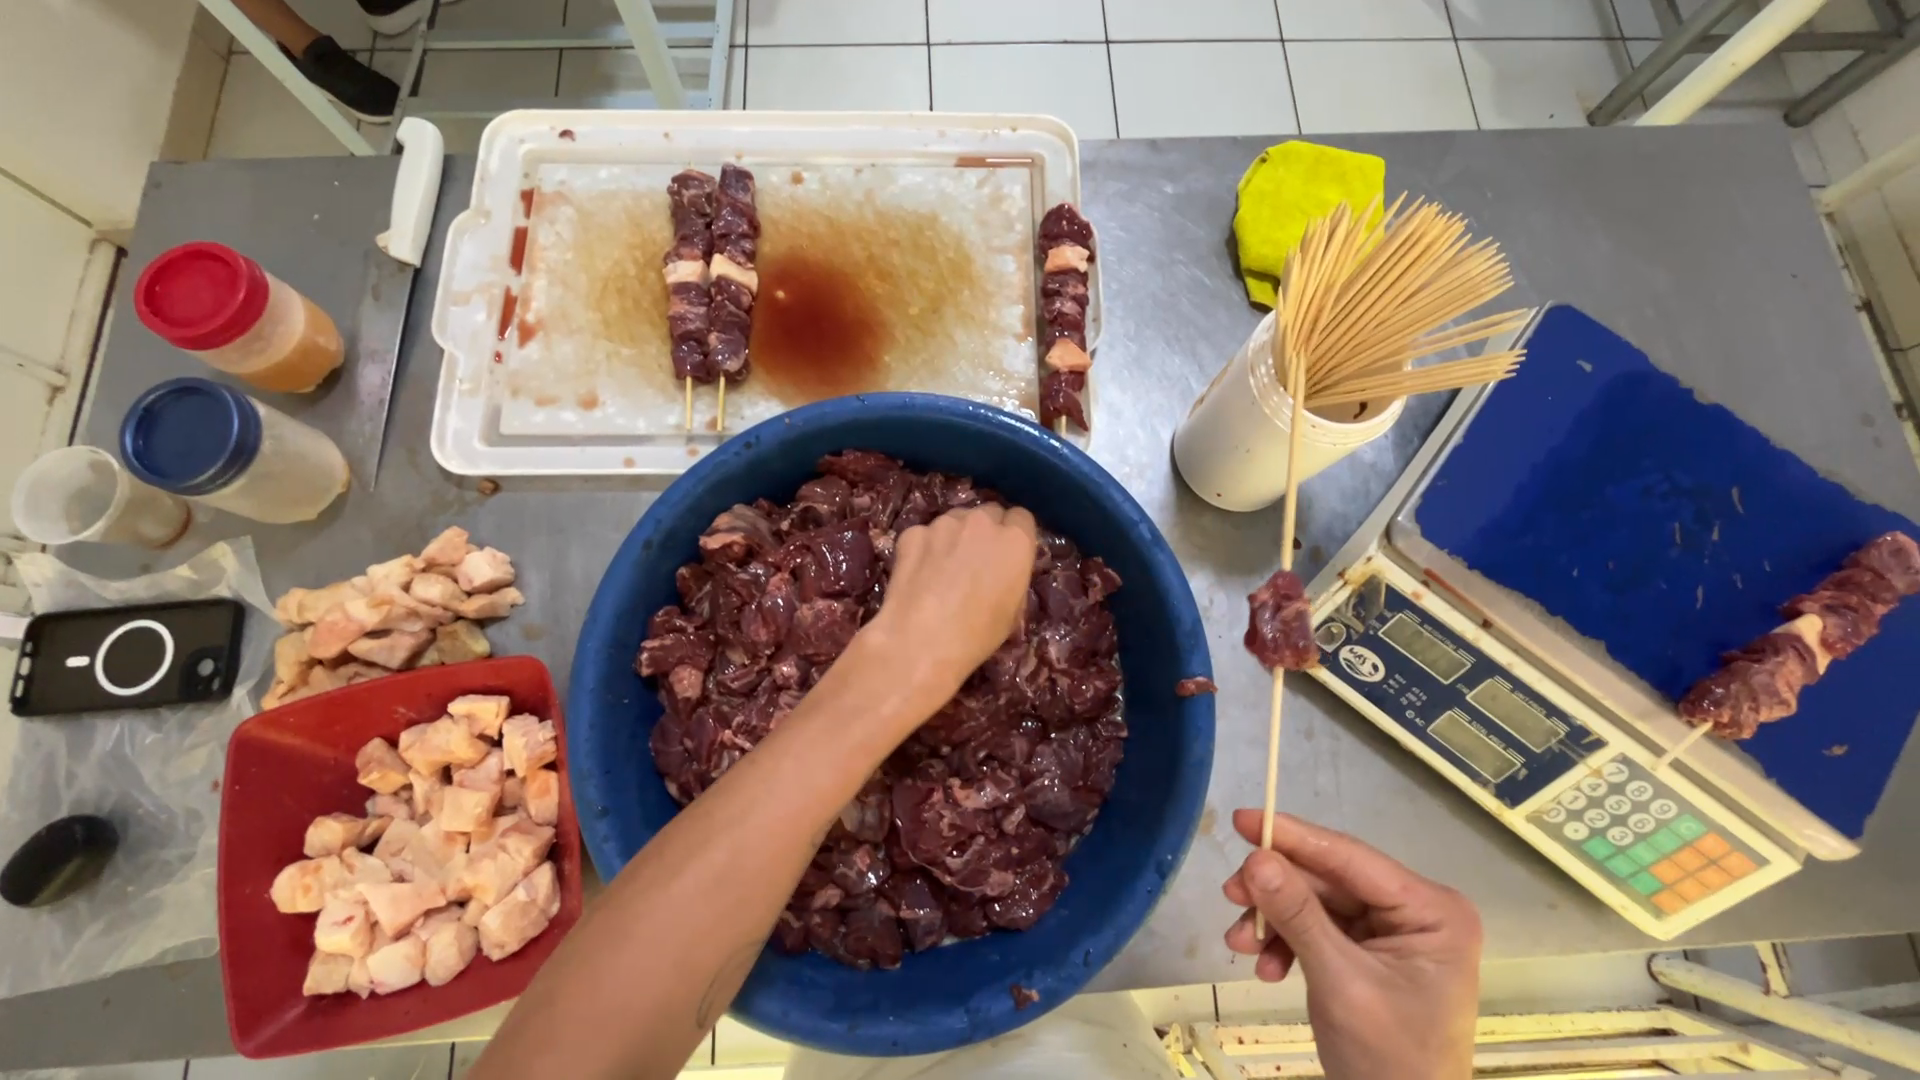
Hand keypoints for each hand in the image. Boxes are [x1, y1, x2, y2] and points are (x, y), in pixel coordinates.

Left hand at [868, 504, 1036, 692]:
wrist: (921, 640)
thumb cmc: (977, 634)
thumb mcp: (1013, 611)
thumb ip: (1012, 576)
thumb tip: (1002, 571)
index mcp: (1015, 540)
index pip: (1022, 518)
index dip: (1015, 535)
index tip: (1007, 555)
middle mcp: (982, 521)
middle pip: (988, 513)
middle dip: (985, 531)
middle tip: (976, 561)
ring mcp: (944, 523)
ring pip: (955, 520)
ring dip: (954, 536)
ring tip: (943, 570)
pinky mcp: (912, 533)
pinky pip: (924, 534)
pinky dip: (924, 548)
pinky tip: (919, 575)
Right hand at [1223, 811, 1481, 1079]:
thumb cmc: (1389, 1060)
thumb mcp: (1340, 982)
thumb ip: (1297, 915)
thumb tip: (1256, 858)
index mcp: (1431, 910)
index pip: (1349, 857)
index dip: (1293, 837)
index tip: (1241, 820)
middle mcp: (1414, 910)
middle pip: (1326, 879)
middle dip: (1275, 892)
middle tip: (1229, 896)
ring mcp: (1391, 932)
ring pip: (1313, 903)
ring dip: (1273, 921)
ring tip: (1240, 945)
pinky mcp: (1368, 952)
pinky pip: (1315, 928)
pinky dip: (1284, 943)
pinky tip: (1264, 967)